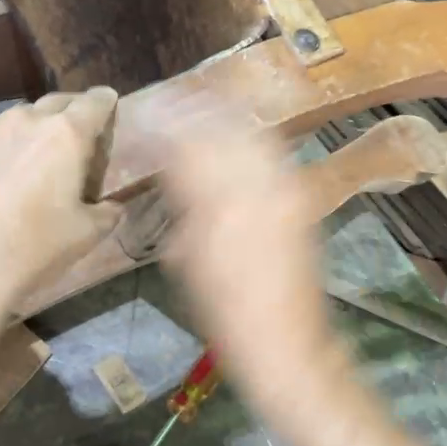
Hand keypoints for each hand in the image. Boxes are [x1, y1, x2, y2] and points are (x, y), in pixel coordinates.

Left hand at [0, 89, 123, 346]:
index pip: (94, 102)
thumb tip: (111, 206)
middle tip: (71, 140)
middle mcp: (24, 119)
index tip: (107, 105)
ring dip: (28, 133)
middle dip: (68, 115)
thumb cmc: (32, 250)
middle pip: (55, 104)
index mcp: (64, 135)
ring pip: (15, 120)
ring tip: (26, 163)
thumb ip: (106, 211)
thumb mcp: (86, 235)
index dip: (105, 103)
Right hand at [147, 92, 340, 390]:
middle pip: (222, 128)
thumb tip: (171, 172)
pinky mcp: (300, 197)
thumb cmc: (223, 314)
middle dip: (193, 109)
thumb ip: (180, 207)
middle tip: (170, 99)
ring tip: (201, 102)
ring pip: (252, 132)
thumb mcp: (184, 260)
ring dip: (224, 113)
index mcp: (219, 207)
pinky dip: (250, 132)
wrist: (288, 345)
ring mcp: (285, 189)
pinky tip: (236, 128)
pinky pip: (272, 150)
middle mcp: (257, 188)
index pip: (186, 146)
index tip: (145, 113)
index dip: (163, 125)